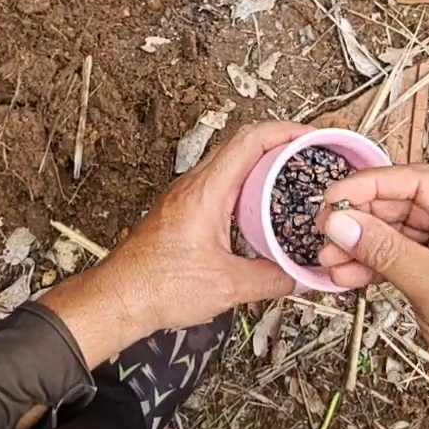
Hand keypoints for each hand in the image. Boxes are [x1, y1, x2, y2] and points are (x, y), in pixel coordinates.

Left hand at [43, 121, 306, 366]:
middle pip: (240, 143)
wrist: (117, 298)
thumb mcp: (227, 286)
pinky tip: (258, 205)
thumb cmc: (156, 286)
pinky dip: (244, 183)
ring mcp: (186, 196)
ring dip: (260, 161)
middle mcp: (194, 185)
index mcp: (206, 192)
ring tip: (289, 173)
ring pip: (229, 162)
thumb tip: (297, 275)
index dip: (285, 130)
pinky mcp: (182, 210)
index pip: (250, 141)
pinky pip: (219, 182)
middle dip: (278, 141)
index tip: (310, 134)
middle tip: (307, 152)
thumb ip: (269, 278)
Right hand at [320, 166, 428, 428]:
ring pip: (400, 232)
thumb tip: (338, 222)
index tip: (333, 198)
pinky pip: (402, 256)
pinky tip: (345, 274)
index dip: (372, 186)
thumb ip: (384, 249)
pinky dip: (374, 264)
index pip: (422, 182)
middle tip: (323, 232)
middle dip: (364, 220)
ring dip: (363, 244)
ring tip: (328, 261)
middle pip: (407, 205)